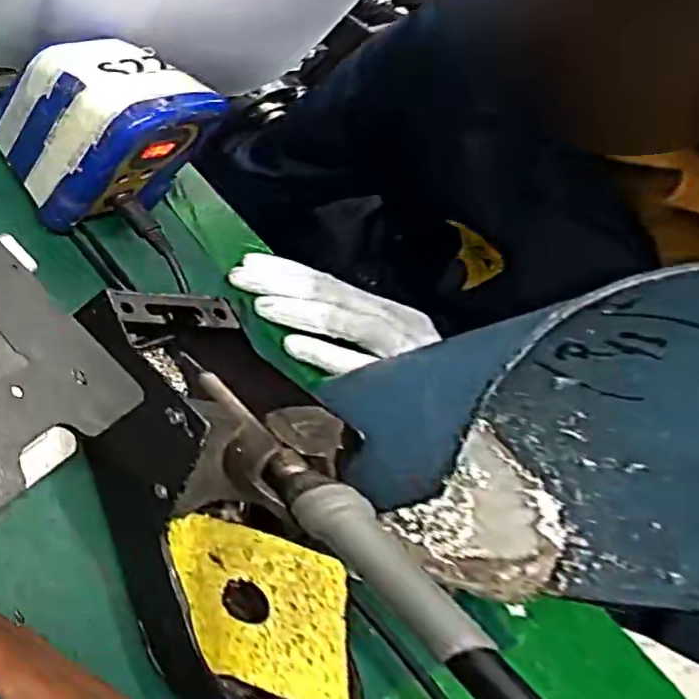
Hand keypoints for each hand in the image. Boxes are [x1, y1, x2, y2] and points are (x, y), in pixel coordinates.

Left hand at [226, 252, 439, 374]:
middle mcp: (399, 325)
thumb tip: (261, 300)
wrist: (458, 436)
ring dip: (302, 312)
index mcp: (382, 313)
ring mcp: (409, 354)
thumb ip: (318, 325)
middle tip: (239, 276)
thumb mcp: (354, 346)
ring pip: (350, 323)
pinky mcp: (410, 386)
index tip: (246, 261)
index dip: (286, 269)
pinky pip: (362, 367)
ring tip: (261, 306)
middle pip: (335, 295)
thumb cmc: (393, 389)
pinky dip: (326, 353)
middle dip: (282, 282)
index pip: (328, 284)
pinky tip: (292, 346)